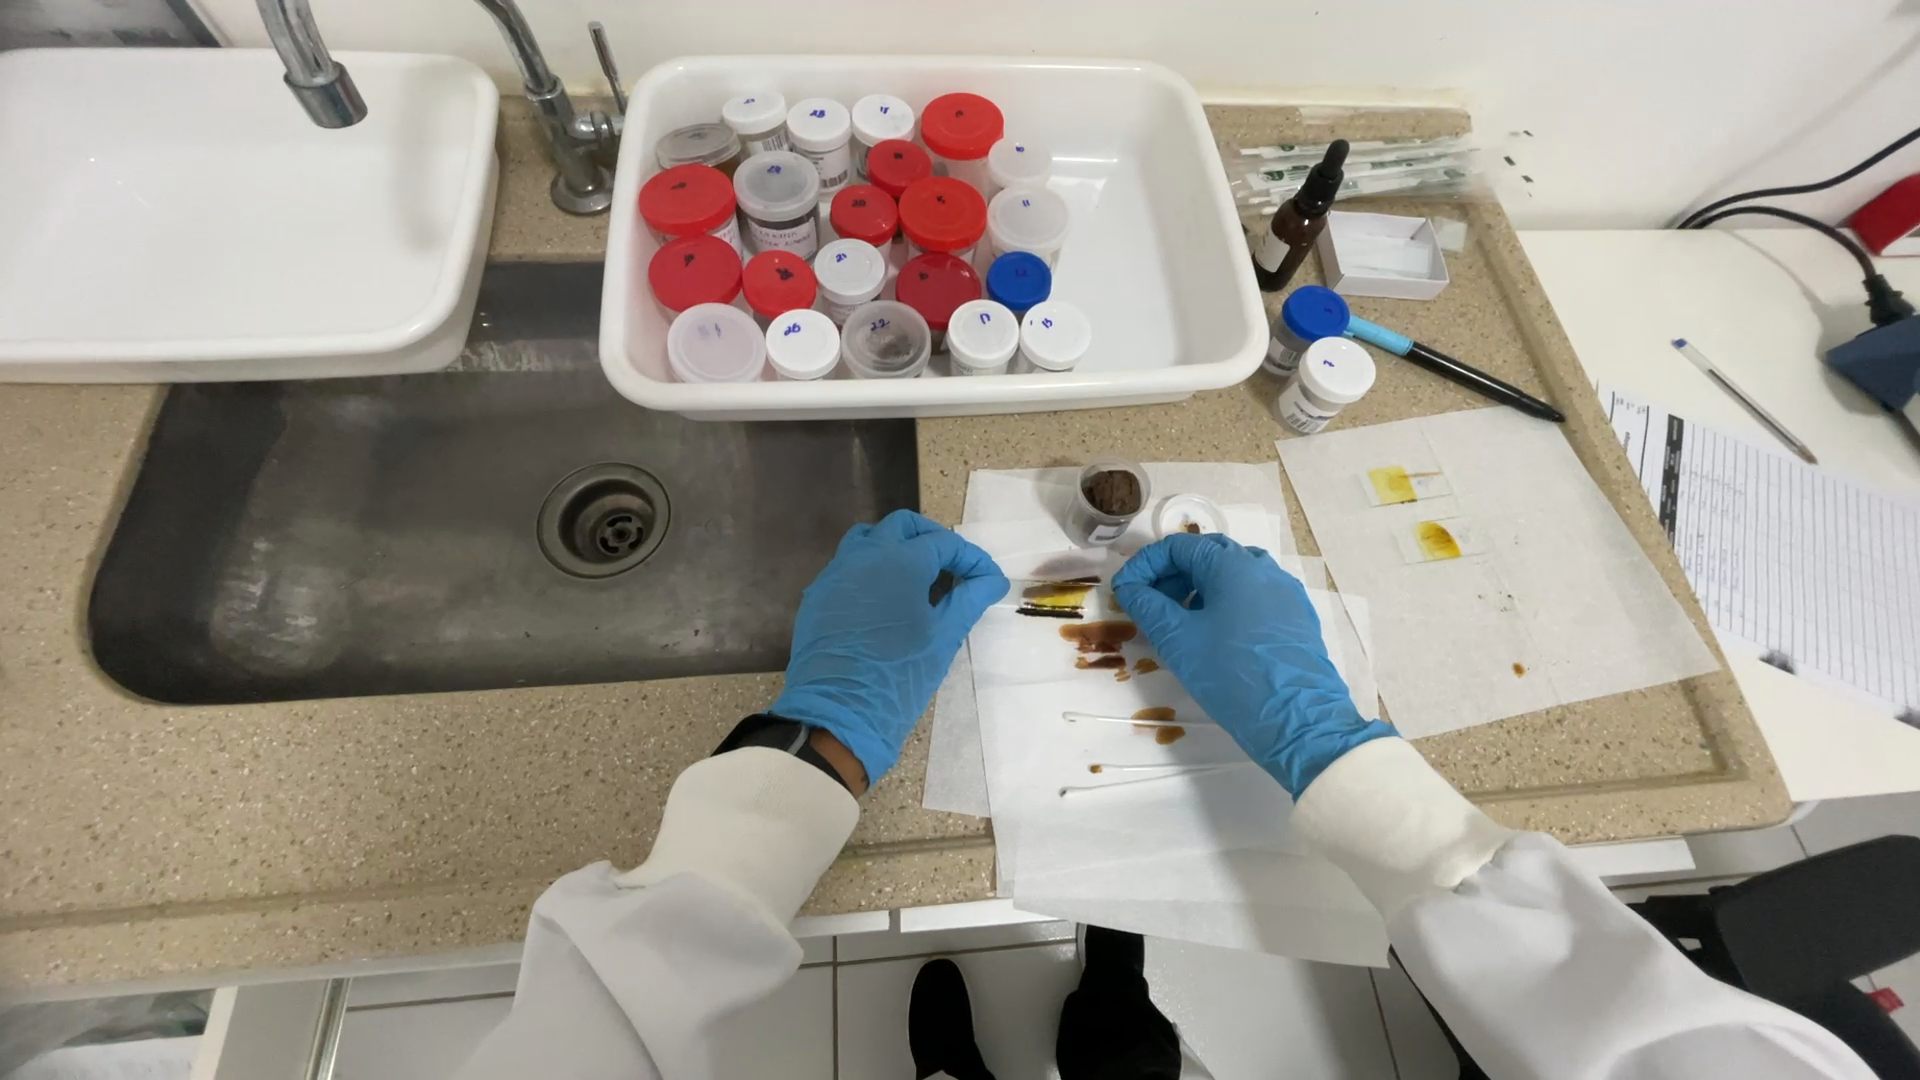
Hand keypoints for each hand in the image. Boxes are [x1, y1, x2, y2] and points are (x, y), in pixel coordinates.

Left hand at [771, 509, 1008, 784]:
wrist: (839, 714)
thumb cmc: (900, 675)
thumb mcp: (944, 637)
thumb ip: (969, 598)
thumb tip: (993, 579)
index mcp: (901, 561)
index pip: (943, 543)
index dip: (970, 558)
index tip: (986, 579)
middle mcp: (865, 555)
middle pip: (902, 526)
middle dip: (931, 539)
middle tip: (951, 566)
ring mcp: (836, 573)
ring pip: (868, 538)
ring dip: (895, 547)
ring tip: (915, 577)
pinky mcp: (818, 594)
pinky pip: (847, 565)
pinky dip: (870, 569)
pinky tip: (883, 599)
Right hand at [1110, 533, 1394, 796]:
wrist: (1300, 724)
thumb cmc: (1232, 675)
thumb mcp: (1179, 641)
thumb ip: (1147, 606)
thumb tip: (1128, 586)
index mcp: (1233, 565)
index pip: (1179, 546)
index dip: (1145, 564)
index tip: (1126, 591)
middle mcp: (1263, 569)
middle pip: (1207, 554)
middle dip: (1171, 574)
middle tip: (1150, 603)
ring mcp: (1285, 592)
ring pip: (1232, 574)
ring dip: (1198, 588)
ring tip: (1180, 620)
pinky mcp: (1296, 618)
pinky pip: (1253, 595)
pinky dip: (1225, 602)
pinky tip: (1215, 634)